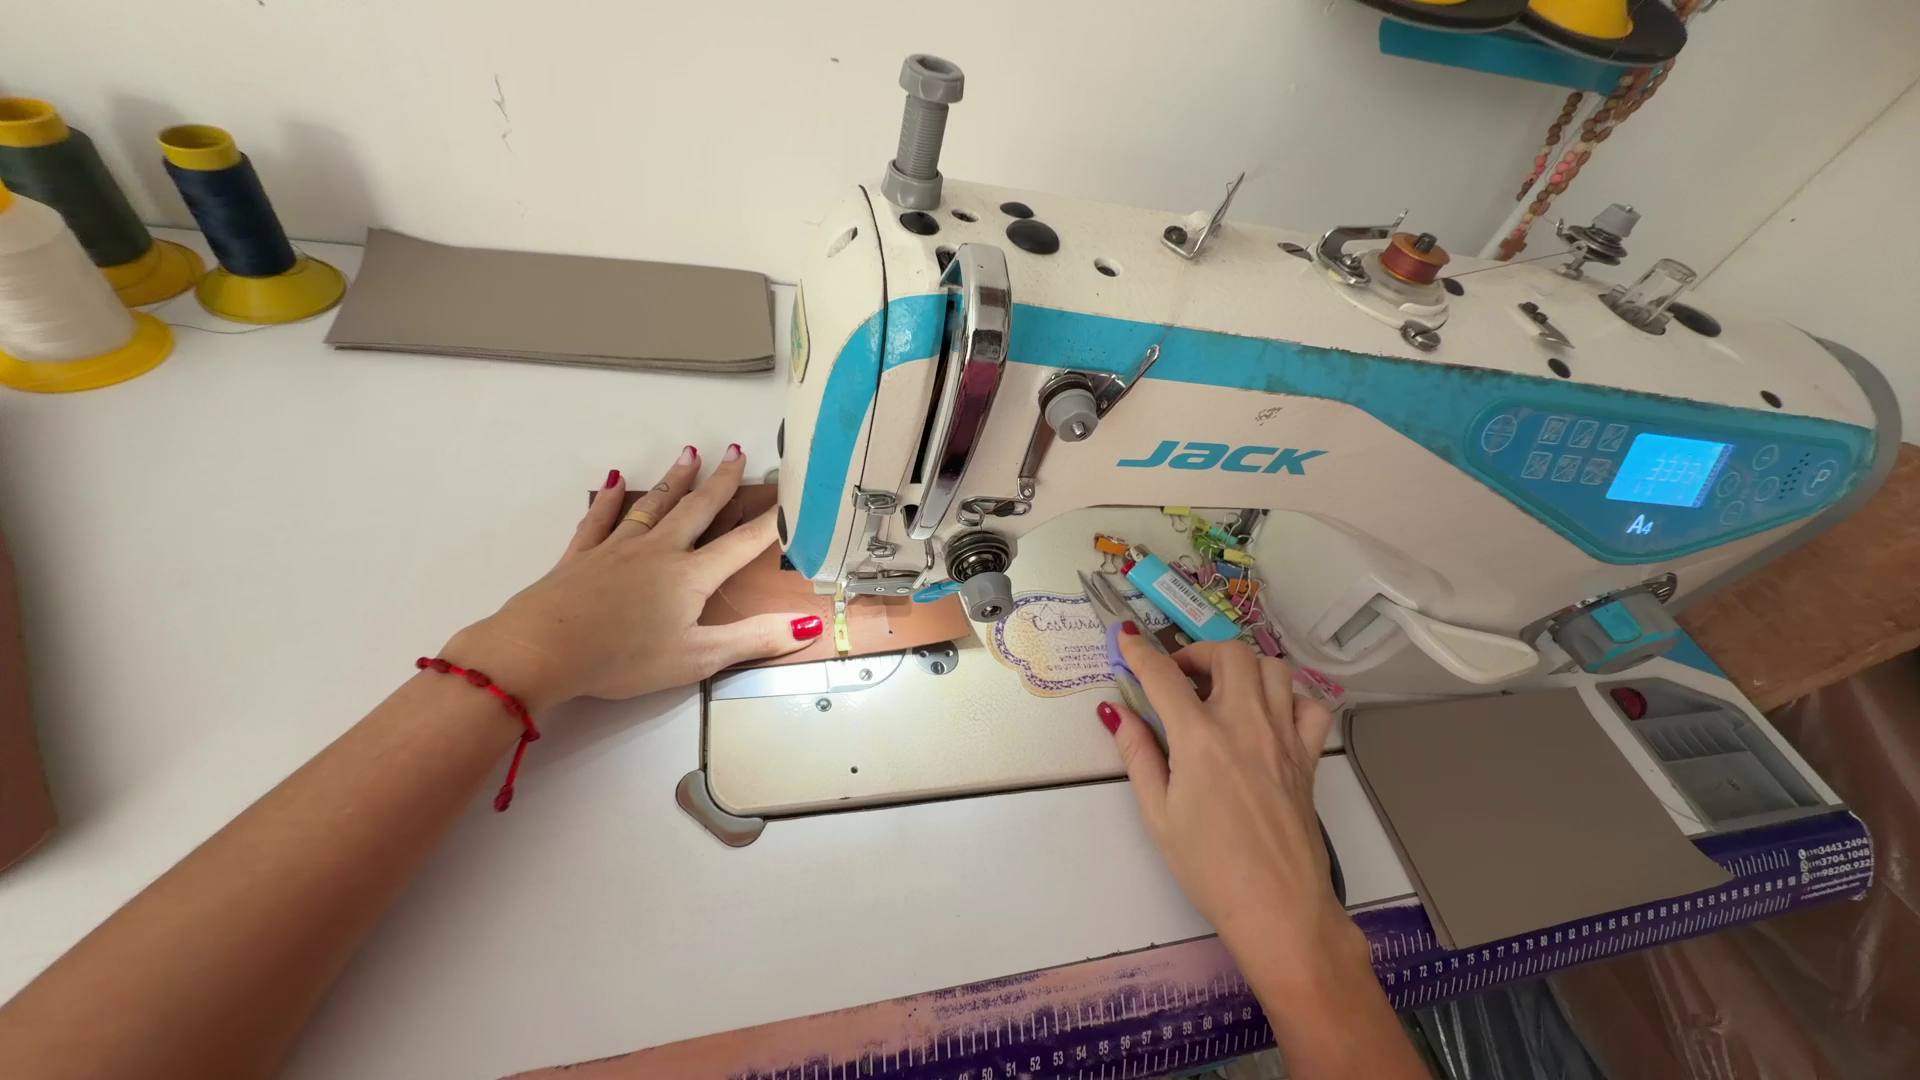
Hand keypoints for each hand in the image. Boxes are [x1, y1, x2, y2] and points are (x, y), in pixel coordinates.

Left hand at [443, 444, 819, 712]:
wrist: (541, 651)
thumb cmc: (624, 658)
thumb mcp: (699, 658)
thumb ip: (754, 639)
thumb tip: (808, 626)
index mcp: (690, 576)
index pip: (741, 545)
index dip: (770, 524)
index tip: (790, 499)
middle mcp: (659, 552)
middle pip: (697, 510)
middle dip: (720, 481)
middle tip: (736, 451)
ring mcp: (617, 549)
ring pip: (653, 506)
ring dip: (674, 480)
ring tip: (690, 453)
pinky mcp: (581, 556)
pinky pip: (599, 520)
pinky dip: (607, 499)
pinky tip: (611, 481)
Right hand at [1100, 633, 1366, 987]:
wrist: (1278, 909)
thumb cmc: (1208, 866)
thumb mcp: (1158, 813)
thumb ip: (1138, 754)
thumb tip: (1118, 714)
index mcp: (1200, 738)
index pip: (1163, 675)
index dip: (1140, 651)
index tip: (1126, 640)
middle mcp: (1245, 723)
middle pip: (1228, 653)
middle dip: (1196, 651)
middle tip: (1179, 676)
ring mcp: (1283, 736)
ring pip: (1272, 667)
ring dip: (1242, 666)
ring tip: (1221, 689)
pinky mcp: (1308, 755)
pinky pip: (1308, 704)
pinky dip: (1287, 697)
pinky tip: (1267, 714)